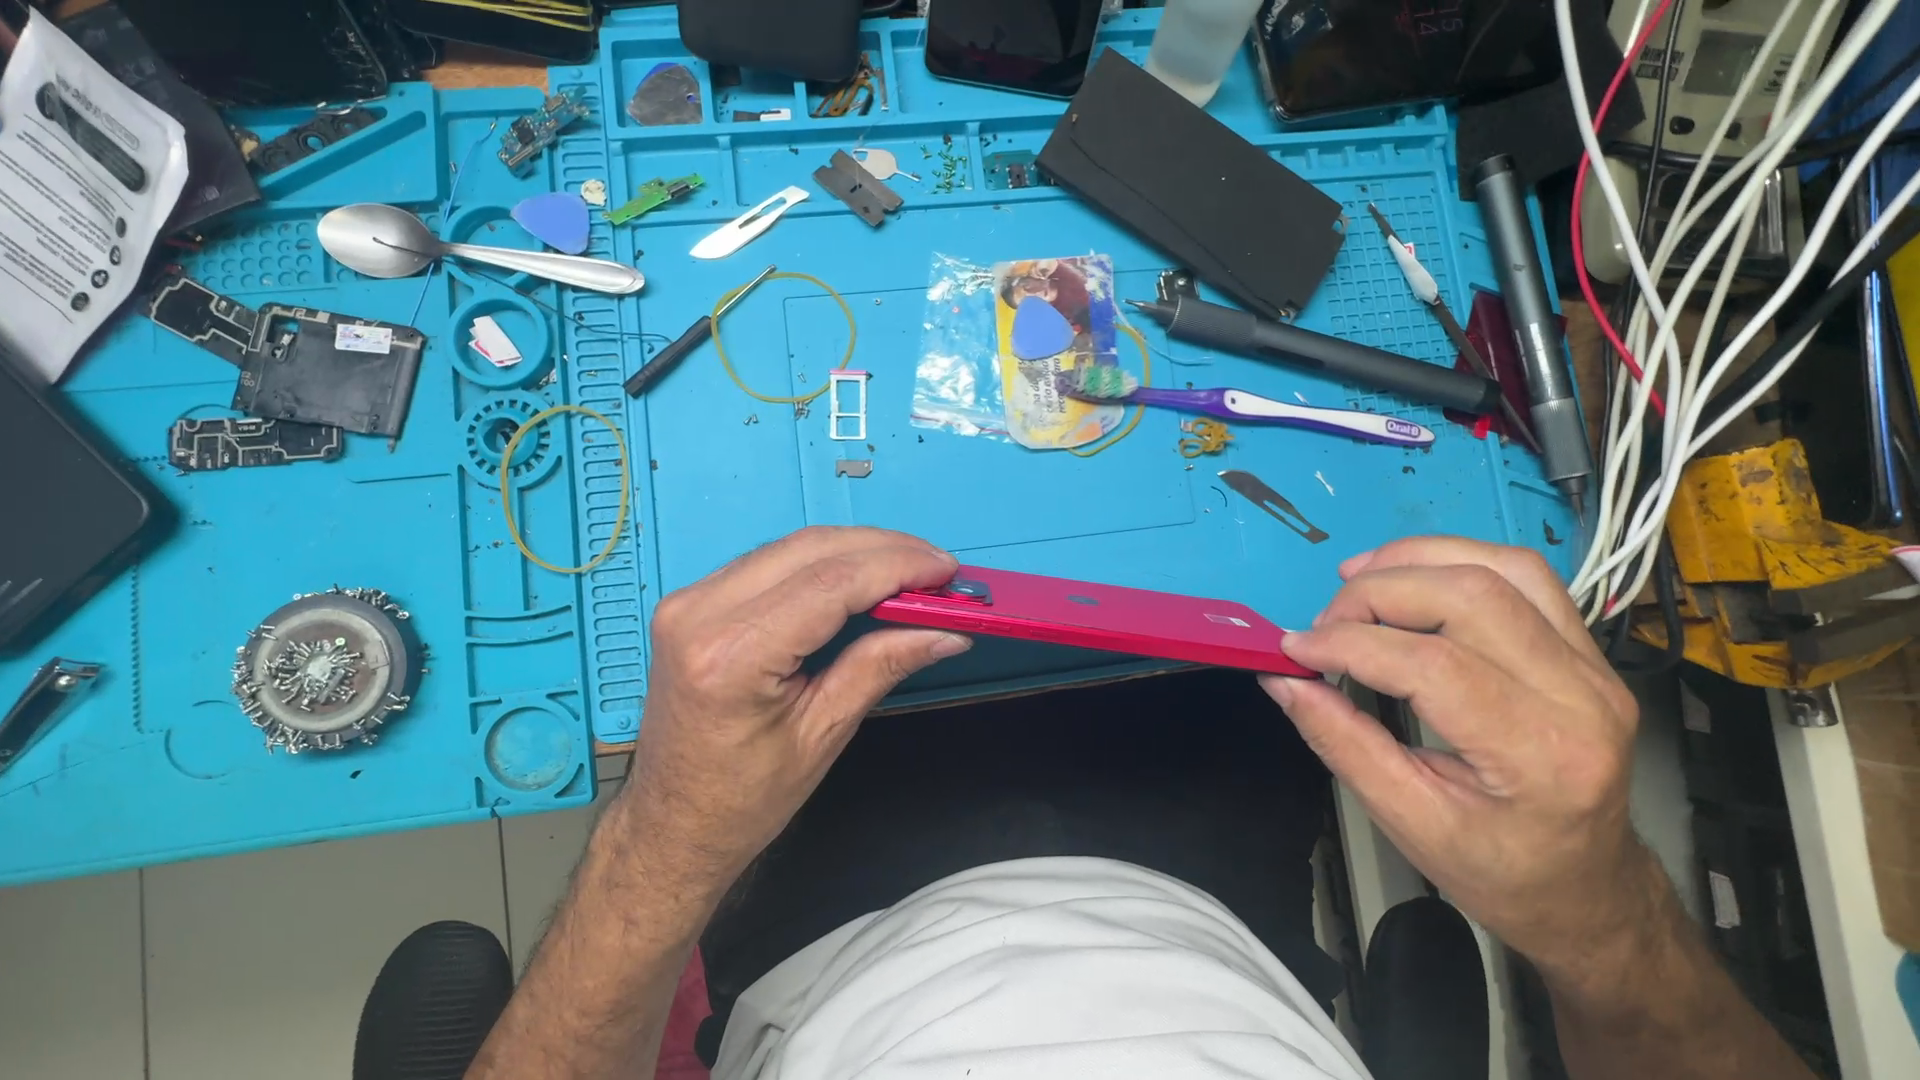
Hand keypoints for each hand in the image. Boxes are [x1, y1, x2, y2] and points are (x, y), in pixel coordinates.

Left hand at [612, 527, 969, 884]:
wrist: (671, 823)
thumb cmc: (744, 798)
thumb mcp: (824, 734)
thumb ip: (881, 666)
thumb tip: (947, 632)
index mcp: (732, 655)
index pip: (830, 583)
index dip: (897, 566)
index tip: (946, 570)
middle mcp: (700, 612)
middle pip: (810, 549)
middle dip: (883, 548)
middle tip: (938, 567)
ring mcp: (689, 600)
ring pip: (790, 546)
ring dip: (856, 549)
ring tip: (911, 570)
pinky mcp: (691, 601)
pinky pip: (770, 562)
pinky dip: (822, 561)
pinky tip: (861, 576)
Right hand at [1262, 537, 1646, 975]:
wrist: (1588, 890)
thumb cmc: (1498, 870)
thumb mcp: (1407, 820)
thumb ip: (1341, 742)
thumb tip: (1283, 680)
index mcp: (1538, 754)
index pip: (1431, 664)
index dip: (1349, 644)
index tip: (1293, 650)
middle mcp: (1580, 696)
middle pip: (1470, 597)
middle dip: (1376, 594)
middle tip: (1323, 624)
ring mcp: (1593, 666)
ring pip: (1502, 567)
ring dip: (1415, 560)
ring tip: (1355, 579)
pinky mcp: (1586, 651)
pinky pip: (1523, 575)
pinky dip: (1454, 560)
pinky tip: (1409, 576)